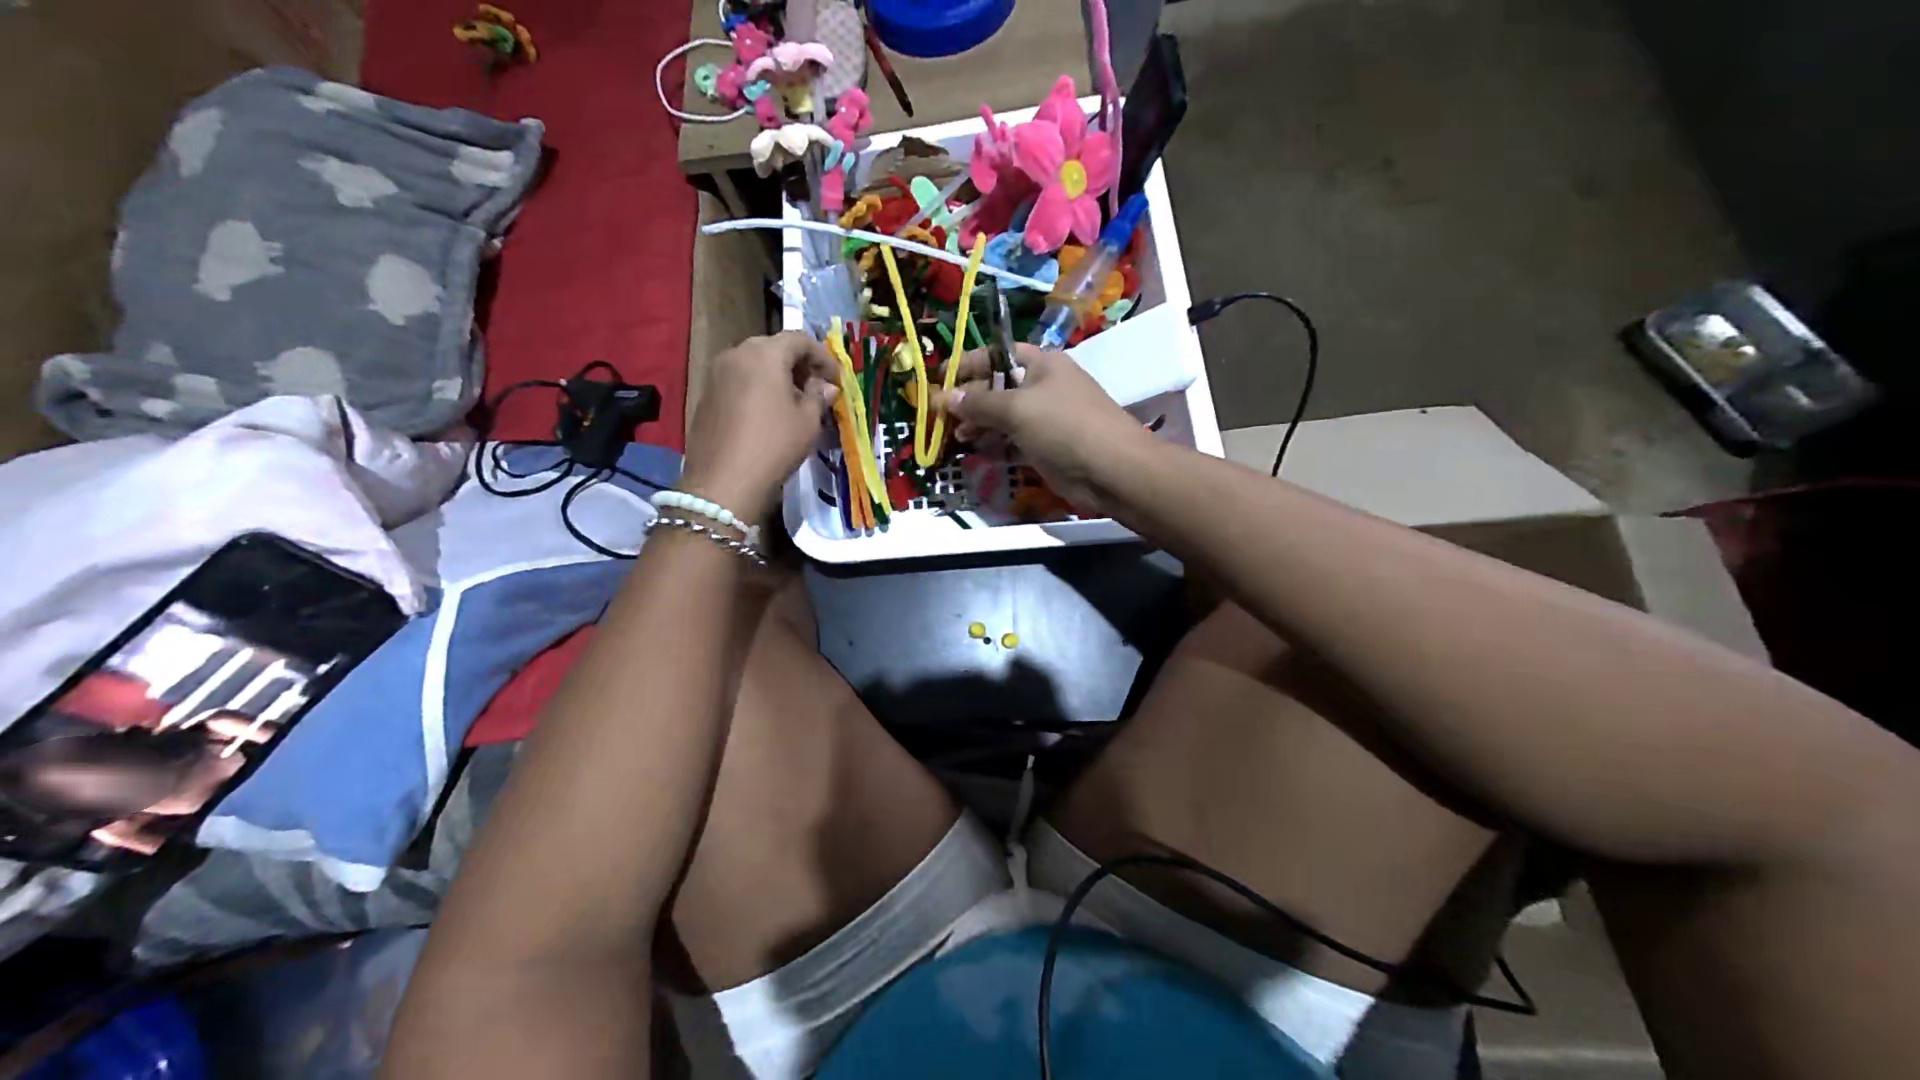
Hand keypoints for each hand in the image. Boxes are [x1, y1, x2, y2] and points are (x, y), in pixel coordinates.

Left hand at [681, 333, 838, 516]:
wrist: (724, 482)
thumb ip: (818, 396)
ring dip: (777, 377)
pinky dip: (757, 388)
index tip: (836, 381)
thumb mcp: (807, 421)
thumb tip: (825, 387)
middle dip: (798, 365)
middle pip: (774, 348)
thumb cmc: (774, 445)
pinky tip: (768, 414)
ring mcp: (716, 374)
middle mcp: (736, 353)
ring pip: (754, 364)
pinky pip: (738, 381)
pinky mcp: (706, 395)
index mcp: (765, 353)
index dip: (823, 357)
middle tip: (816, 389)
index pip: (799, 340)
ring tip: (794, 403)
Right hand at [938, 345, 1152, 515]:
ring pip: (1004, 417)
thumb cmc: (1064, 425)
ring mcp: (1046, 418)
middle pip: (998, 386)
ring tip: (955, 438)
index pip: (997, 354)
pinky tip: (975, 451)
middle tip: (942, 416)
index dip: (969, 364)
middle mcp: (1044, 386)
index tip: (940, 378)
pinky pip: (1013, 441)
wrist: (1111, 470)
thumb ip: (980, 403)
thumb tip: (947, 398)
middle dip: (970, 399)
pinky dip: (995, 445)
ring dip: (979, 425)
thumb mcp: (1017, 408)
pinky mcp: (1046, 446)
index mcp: (1042, 363)